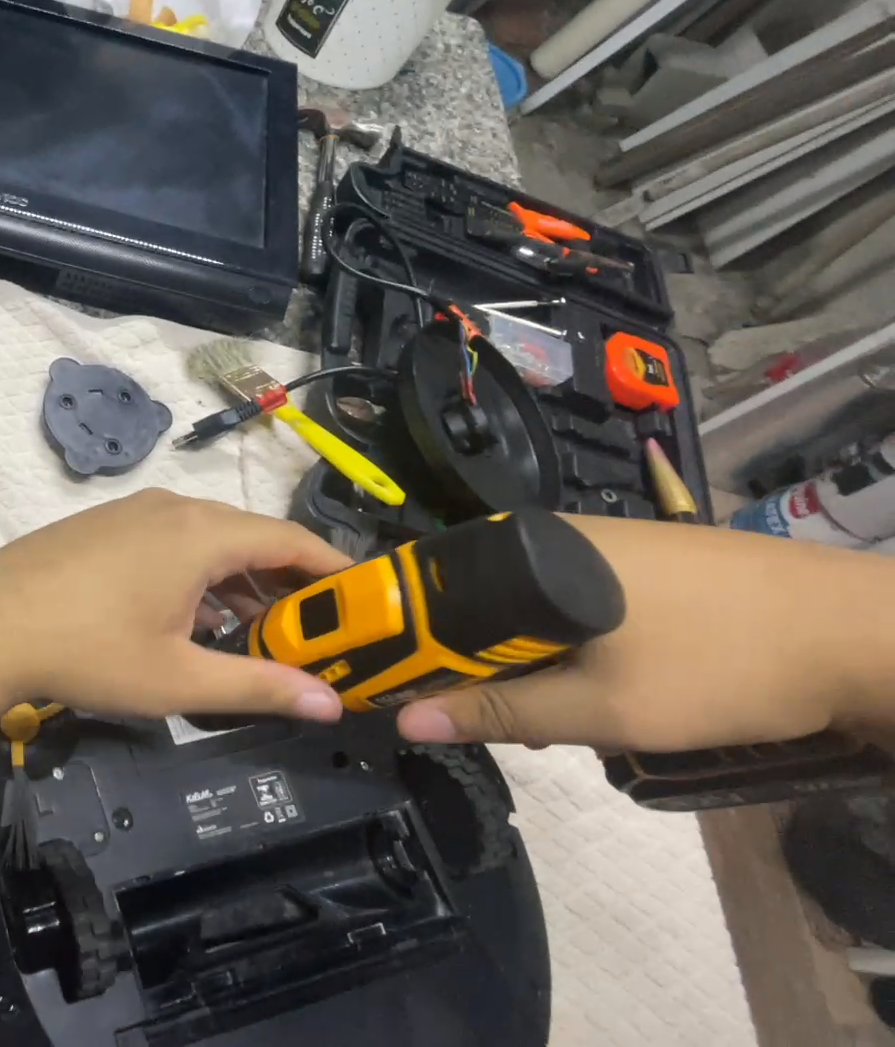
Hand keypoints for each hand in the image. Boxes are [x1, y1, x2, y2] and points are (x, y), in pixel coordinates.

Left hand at [0, 490, 352, 722]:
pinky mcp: (97, 526)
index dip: (334, 571)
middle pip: (248, 537)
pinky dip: (192, 573)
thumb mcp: (178, 679)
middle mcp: (168, 507)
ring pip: (204, 539)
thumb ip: (258, 686)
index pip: (291, 539)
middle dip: (284, 584)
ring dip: (235, 581)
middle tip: (312, 633)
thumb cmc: (86, 651)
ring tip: (254, 633)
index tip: (365, 604)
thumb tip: (329, 702)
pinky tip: (187, 617)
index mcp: (200, 533)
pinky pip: (165, 541)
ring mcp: (127, 512)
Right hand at [398, 514, 894, 751]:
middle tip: (524, 720)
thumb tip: (404, 720)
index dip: (416, 651)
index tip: (431, 699)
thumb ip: (499, 713)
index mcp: (524, 551)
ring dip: (528, 656)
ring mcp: (595, 538)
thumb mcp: (604, 707)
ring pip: (520, 604)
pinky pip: (563, 595)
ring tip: (573, 706)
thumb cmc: (725, 667)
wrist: (874, 635)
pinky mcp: (633, 551)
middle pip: (474, 603)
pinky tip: (607, 672)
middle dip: (483, 665)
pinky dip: (564, 638)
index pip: (428, 597)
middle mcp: (548, 532)